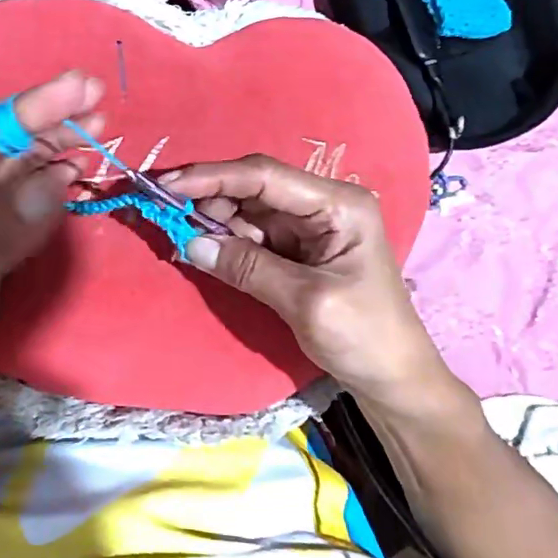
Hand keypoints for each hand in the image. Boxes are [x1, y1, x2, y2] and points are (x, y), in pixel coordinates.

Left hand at [0, 71, 104, 398]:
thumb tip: (58, 181)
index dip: (26, 112)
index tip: (76, 88)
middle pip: (0, 151)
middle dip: (47, 126)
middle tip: (98, 102)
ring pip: (18, 178)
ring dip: (56, 155)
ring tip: (99, 134)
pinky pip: (27, 212)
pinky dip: (54, 195)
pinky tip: (79, 179)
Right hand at [160, 154, 443, 407]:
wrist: (393, 379)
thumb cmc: (365, 337)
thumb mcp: (306, 302)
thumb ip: (249, 268)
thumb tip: (189, 243)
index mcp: (338, 205)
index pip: (265, 177)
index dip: (213, 177)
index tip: (168, 184)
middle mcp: (321, 206)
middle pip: (252, 189)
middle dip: (208, 199)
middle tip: (163, 214)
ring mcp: (307, 228)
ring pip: (246, 212)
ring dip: (211, 221)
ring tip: (177, 234)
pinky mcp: (295, 251)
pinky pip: (250, 237)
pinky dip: (223, 242)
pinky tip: (200, 248)